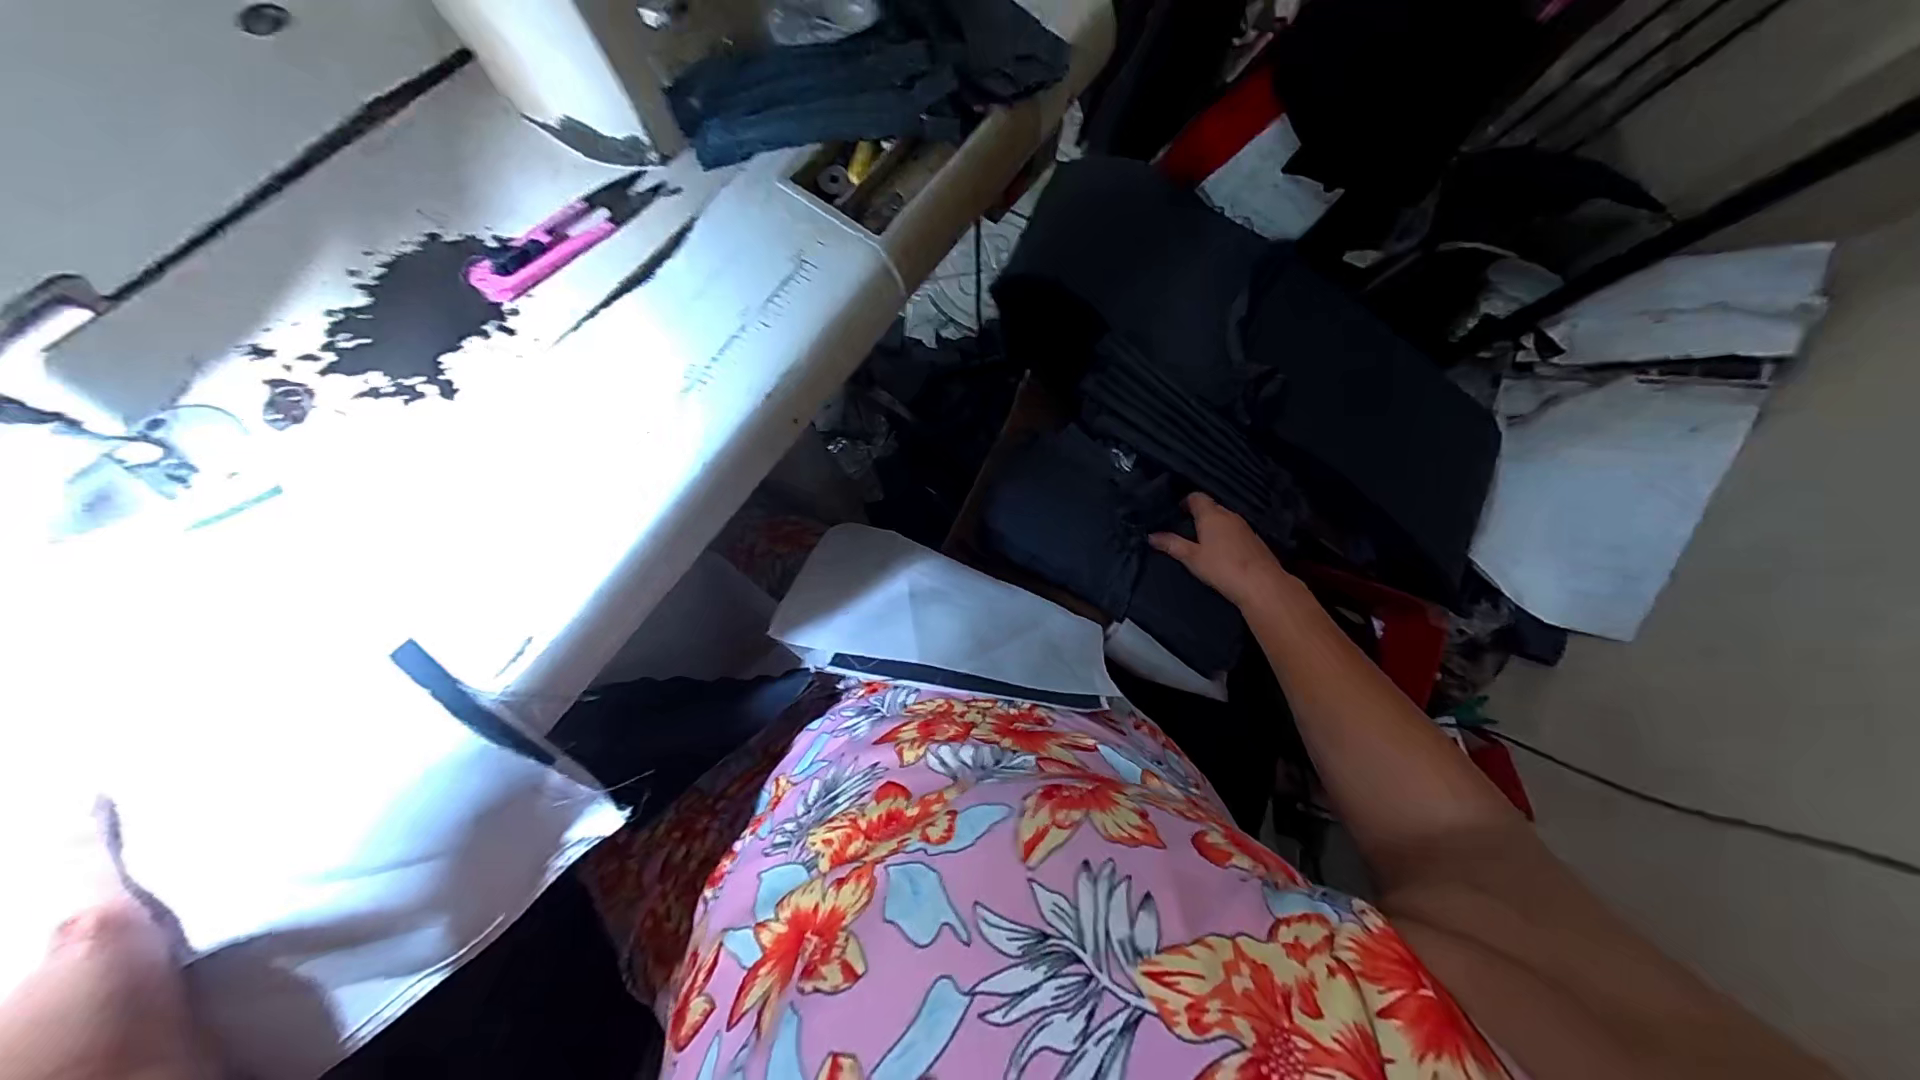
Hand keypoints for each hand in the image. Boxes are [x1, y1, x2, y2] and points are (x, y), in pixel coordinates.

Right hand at [1149, 493, 1297, 607]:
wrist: (1261, 583)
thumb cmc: (1221, 567)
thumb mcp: (1191, 557)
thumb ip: (1171, 544)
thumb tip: (1151, 536)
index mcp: (1211, 515)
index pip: (1197, 497)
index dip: (1185, 501)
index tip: (1176, 512)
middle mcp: (1229, 515)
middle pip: (1211, 507)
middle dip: (1198, 514)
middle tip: (1185, 527)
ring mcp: (1244, 526)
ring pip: (1224, 518)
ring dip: (1213, 525)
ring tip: (1201, 540)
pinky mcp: (1255, 539)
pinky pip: (1235, 530)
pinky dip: (1226, 535)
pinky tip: (1221, 550)